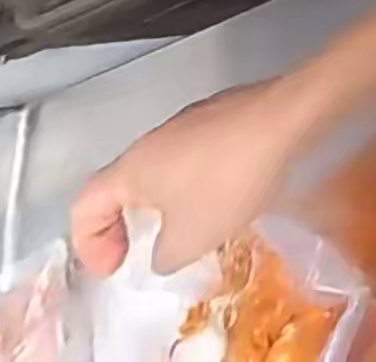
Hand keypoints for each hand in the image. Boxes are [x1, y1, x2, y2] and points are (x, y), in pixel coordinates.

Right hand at [69, 81, 315, 276]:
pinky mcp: (234, 109)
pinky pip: (211, 148)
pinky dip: (215, 174)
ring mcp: (200, 114)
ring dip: (182, 196)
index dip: (90, 242)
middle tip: (163, 245)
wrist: (289, 116)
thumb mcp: (188, 241)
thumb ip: (163, 255)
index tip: (117, 266)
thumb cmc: (229, 179)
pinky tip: (242, 188)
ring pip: (174, 163)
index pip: (86, 203)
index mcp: (134, 164)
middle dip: (140, 219)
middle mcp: (160, 133)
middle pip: (132, 181)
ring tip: (209, 220)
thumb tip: (166, 248)